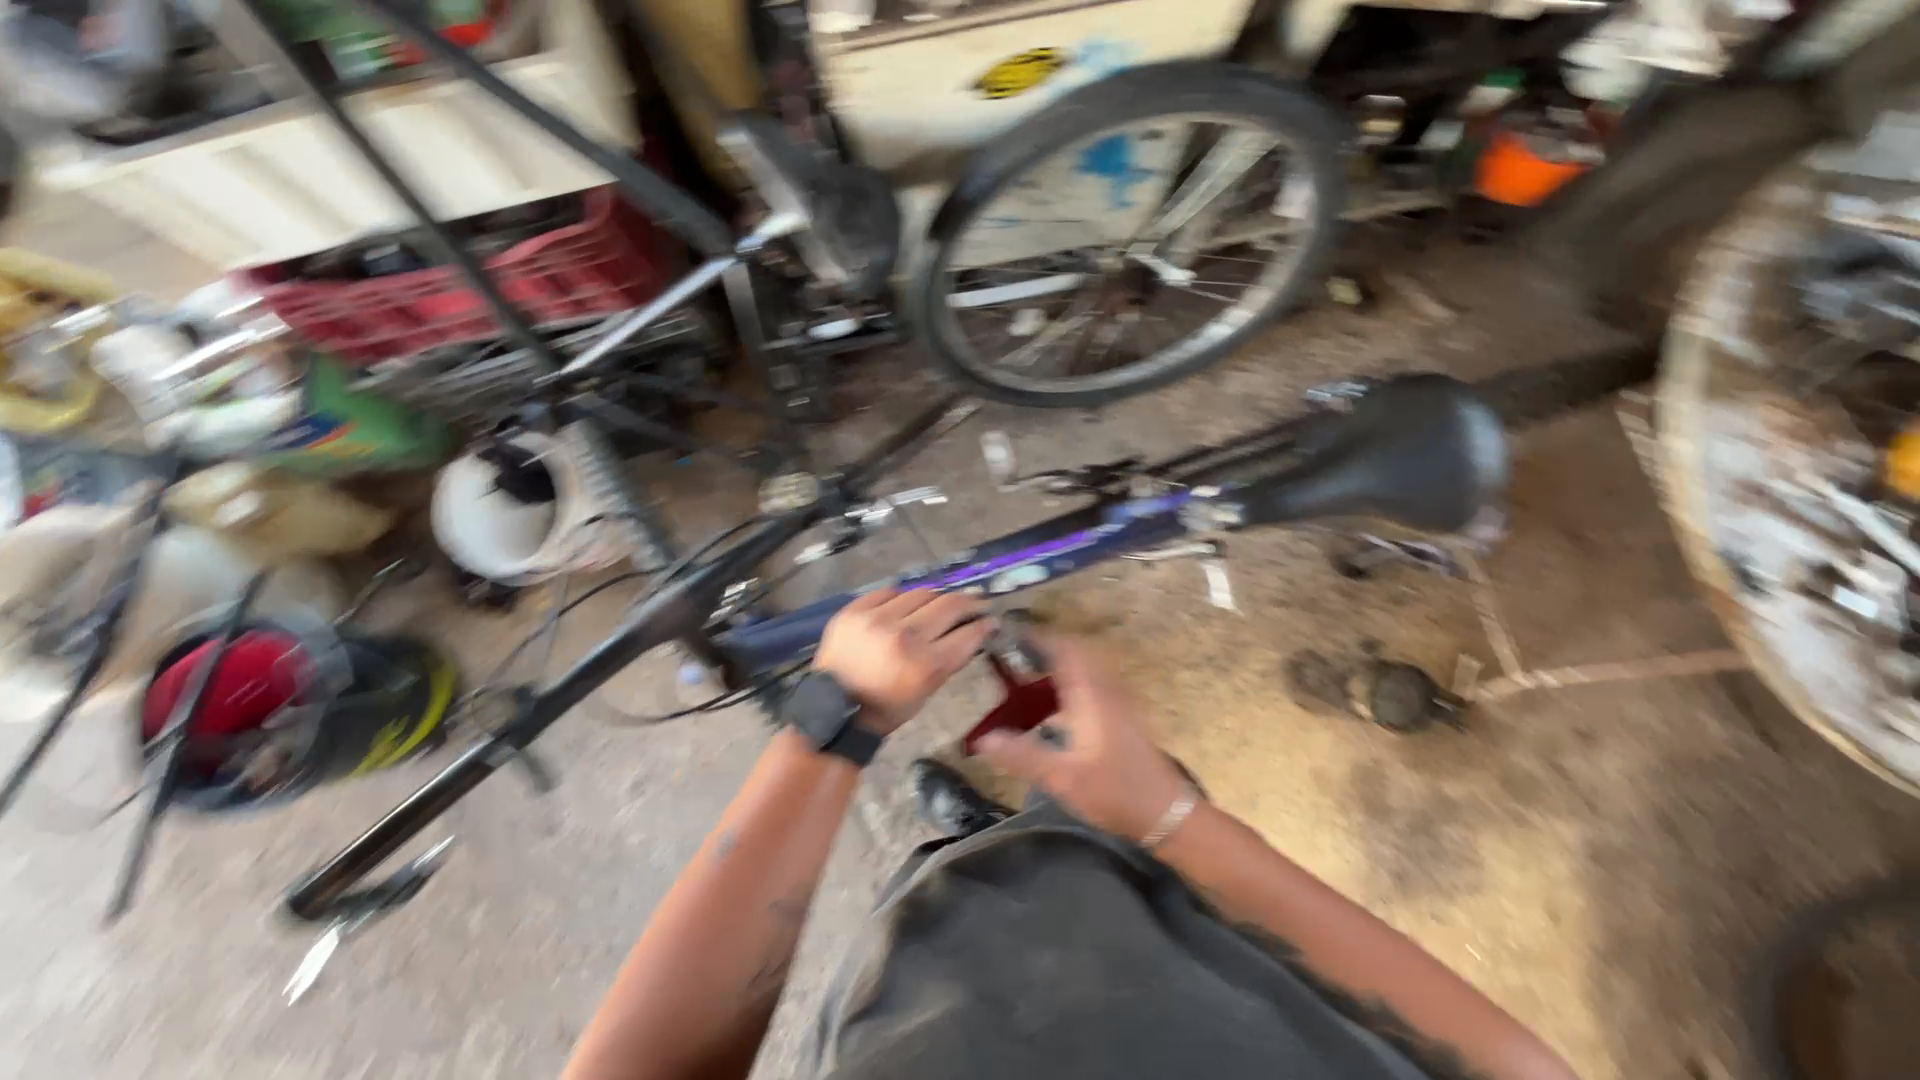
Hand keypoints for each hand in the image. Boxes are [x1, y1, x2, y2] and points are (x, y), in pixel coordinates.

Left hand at [814, 588, 994, 734]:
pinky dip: (902, 598)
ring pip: (921, 592)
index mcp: (925, 665)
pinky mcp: (855, 610)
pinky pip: (889, 592)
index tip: (990, 619)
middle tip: (976, 602)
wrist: (834, 709)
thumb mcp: (926, 692)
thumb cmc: (886, 708)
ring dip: (936, 598)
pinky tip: (905, 606)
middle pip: (949, 604)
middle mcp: (904, 636)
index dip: (984, 623)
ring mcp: (877, 619)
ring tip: (939, 604)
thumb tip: (972, 631)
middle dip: (969, 602)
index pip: (967, 633)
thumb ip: (949, 659)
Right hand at [974, 633, 1192, 843]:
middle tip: (1011, 657)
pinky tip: (1050, 708)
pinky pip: (1090, 685)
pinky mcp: (1122, 717)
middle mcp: (1106, 691)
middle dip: (1043, 650)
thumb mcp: (1062, 779)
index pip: (1065, 649)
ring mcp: (1118, 703)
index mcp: (1092, 696)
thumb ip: (1023, 755)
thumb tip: (983, 738)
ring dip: (1056, 667)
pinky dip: (1068, 685)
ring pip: (1084, 669)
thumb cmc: (1116, 792)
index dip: (1037, 637)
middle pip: (1075, 654)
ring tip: (1023, 679)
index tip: (1008, 635)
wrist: (1167, 814)